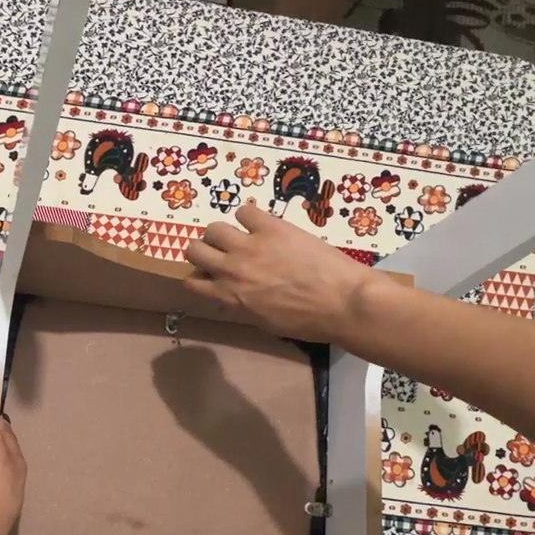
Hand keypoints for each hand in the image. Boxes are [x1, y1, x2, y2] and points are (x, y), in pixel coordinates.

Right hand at [183, 203, 378, 341]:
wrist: (342, 301)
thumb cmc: (306, 321)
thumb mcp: (264, 322)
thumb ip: (241, 306)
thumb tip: (233, 297)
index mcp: (229, 297)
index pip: (192, 282)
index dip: (200, 277)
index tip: (211, 276)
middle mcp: (231, 269)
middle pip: (194, 250)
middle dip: (204, 251)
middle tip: (222, 253)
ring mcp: (249, 245)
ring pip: (214, 228)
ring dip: (222, 233)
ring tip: (240, 237)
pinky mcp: (271, 227)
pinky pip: (245, 212)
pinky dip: (249, 218)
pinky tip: (262, 226)